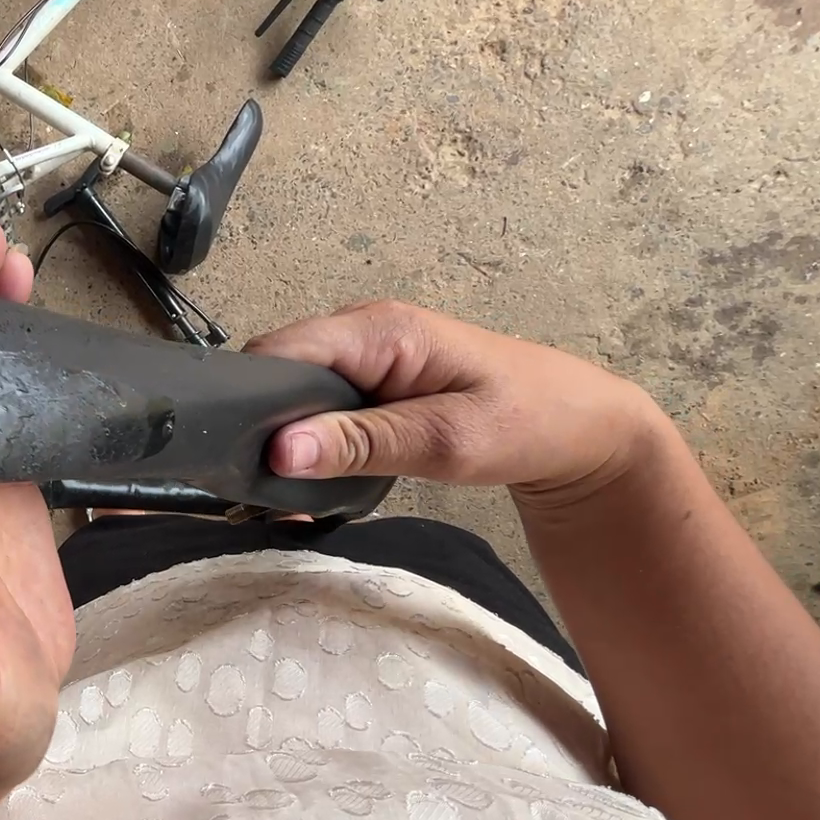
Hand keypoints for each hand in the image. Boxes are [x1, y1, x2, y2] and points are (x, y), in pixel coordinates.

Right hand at [244, 300, 670, 510]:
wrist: (579, 429)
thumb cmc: (528, 425)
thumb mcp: (447, 443)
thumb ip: (361, 443)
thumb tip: (279, 451)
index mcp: (377, 331)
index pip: (275, 354)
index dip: (248, 400)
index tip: (240, 456)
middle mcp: (357, 333)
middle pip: (272, 371)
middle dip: (258, 425)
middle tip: (257, 484)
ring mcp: (358, 356)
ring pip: (286, 391)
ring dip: (277, 437)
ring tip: (277, 488)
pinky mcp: (361, 381)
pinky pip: (309, 404)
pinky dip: (301, 439)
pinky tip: (304, 474)